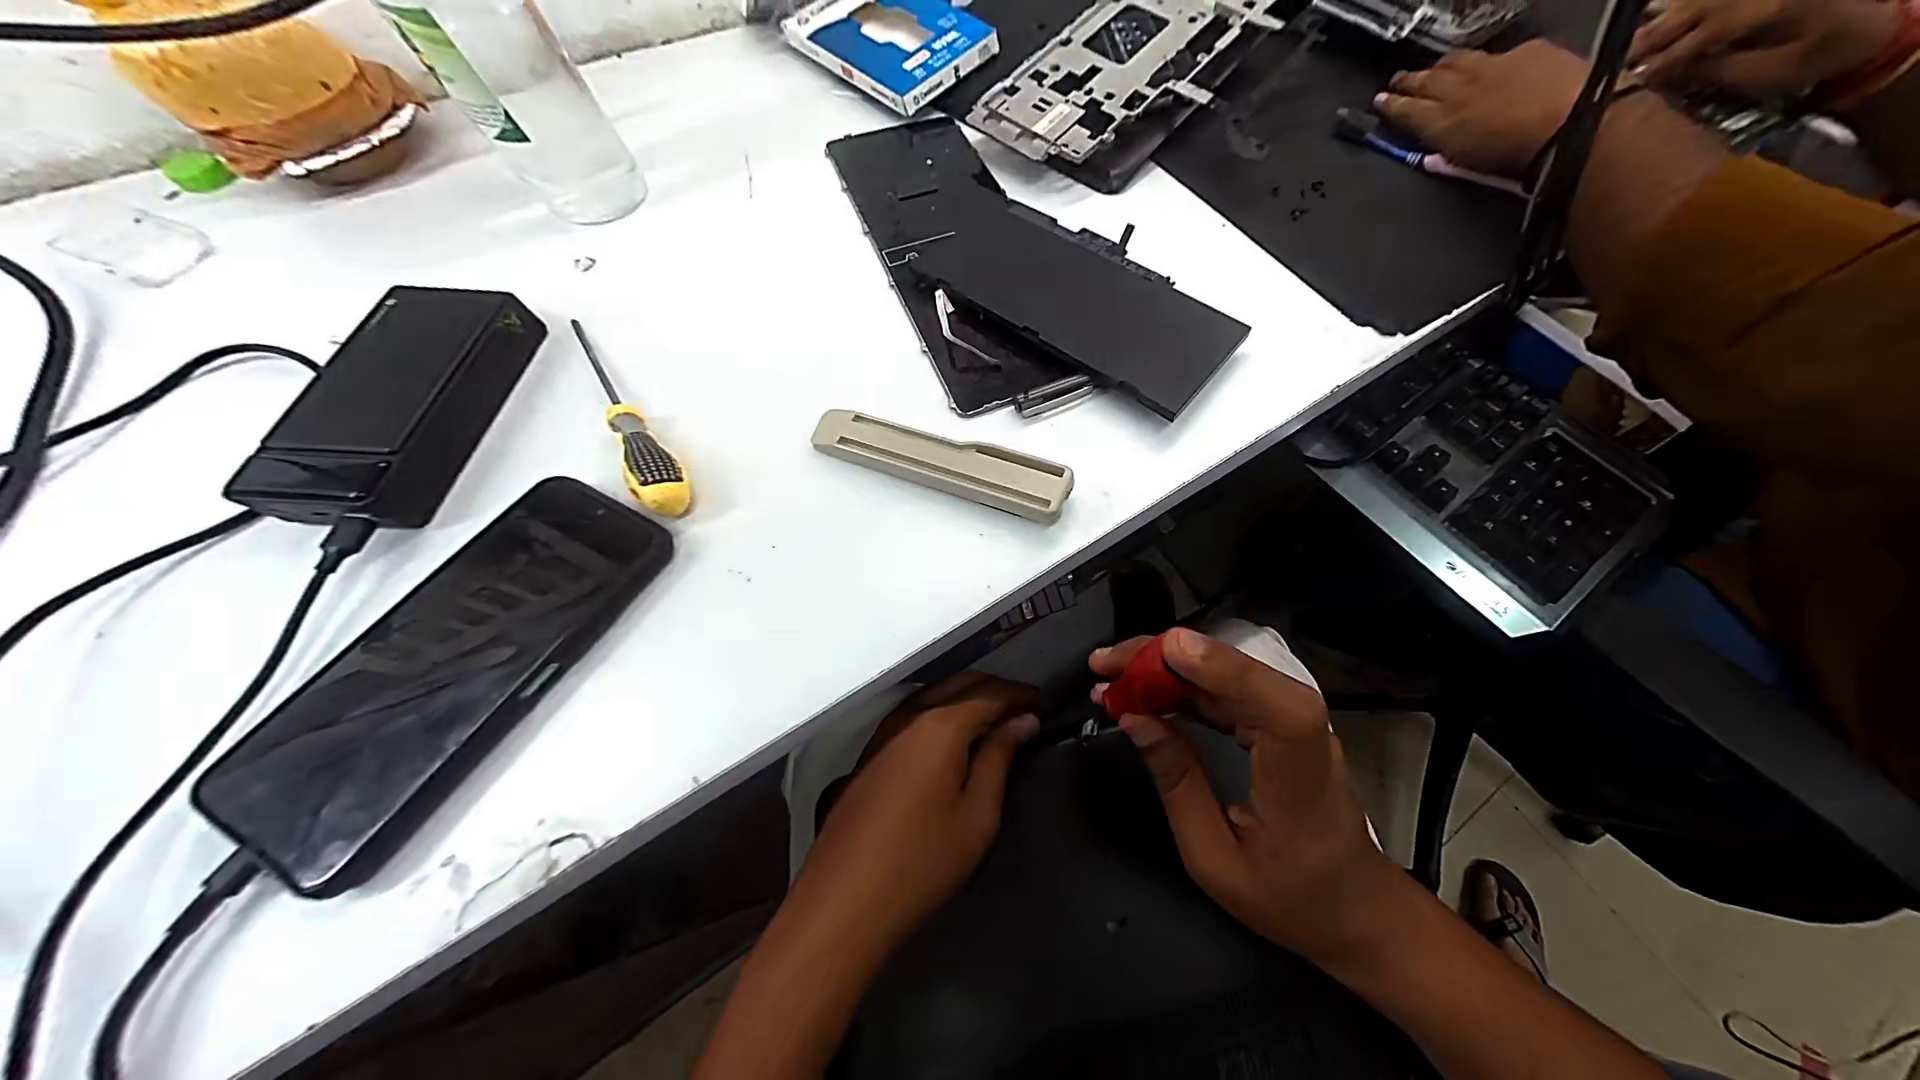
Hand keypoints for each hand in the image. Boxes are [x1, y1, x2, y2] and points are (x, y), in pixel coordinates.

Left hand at [786, 673, 1039, 955]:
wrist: (845, 899)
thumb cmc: (922, 861)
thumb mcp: (977, 814)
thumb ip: (999, 758)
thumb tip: (1022, 721)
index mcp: (940, 726)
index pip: (989, 693)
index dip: (1019, 694)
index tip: (1042, 704)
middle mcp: (908, 717)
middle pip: (958, 684)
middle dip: (994, 690)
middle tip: (1024, 710)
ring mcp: (883, 733)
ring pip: (932, 695)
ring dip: (966, 699)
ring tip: (995, 721)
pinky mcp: (869, 754)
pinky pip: (913, 716)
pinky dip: (940, 714)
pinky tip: (953, 738)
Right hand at [1091, 629, 1399, 962]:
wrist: (1353, 908)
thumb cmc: (1289, 897)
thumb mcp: (1214, 859)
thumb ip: (1177, 783)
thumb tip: (1135, 719)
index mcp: (1300, 784)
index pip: (1278, 709)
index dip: (1225, 670)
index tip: (1169, 649)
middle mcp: (1306, 739)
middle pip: (1239, 675)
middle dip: (1167, 659)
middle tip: (1105, 662)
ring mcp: (1295, 725)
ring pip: (1226, 676)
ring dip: (1165, 667)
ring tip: (1110, 672)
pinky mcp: (1278, 722)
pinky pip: (1225, 691)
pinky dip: (1180, 684)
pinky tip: (1143, 688)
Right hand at [1374, 41, 1589, 176]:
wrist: (1572, 124)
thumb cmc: (1516, 158)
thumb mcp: (1468, 166)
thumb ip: (1446, 157)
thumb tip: (1433, 156)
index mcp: (1441, 122)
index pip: (1407, 110)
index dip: (1392, 105)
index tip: (1381, 101)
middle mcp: (1460, 90)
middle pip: (1427, 80)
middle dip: (1410, 81)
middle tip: (1398, 81)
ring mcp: (1493, 66)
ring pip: (1456, 61)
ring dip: (1441, 66)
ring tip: (1432, 69)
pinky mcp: (1528, 51)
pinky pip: (1498, 54)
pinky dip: (1486, 60)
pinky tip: (1487, 64)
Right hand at [1629, 0, 1899, 95]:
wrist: (1869, 29)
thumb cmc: (1818, 59)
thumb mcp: (1769, 73)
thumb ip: (1719, 70)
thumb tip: (1669, 75)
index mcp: (1774, 7)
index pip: (1706, 32)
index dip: (1667, 57)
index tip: (1635, 79)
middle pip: (1697, 9)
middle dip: (1656, 37)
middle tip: (1620, 62)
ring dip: (1662, 22)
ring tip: (1631, 46)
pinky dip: (1680, 7)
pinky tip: (1658, 20)